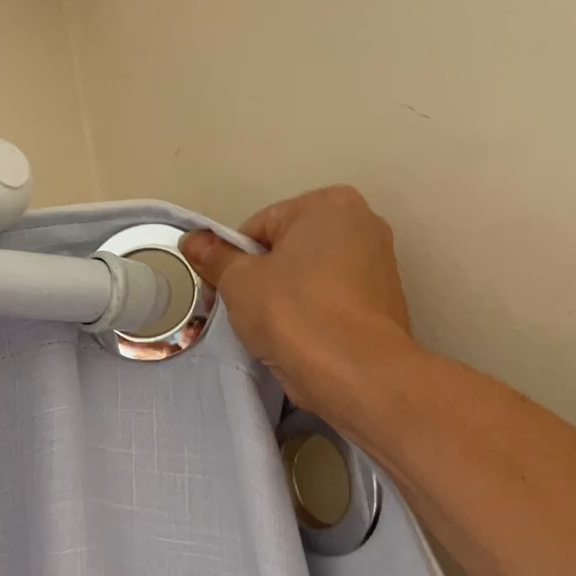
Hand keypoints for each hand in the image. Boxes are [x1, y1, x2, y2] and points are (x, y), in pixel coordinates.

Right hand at [181, 185, 414, 419]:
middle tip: (244, 310)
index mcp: (327, 204)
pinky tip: (298, 337)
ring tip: (271, 328)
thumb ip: (214, 256)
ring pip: (307, 275)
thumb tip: (194, 240)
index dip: (233, 261)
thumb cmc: (293, 312)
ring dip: (283, 296)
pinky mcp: (382, 299)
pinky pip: (329, 298)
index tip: (225, 290)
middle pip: (286, 248)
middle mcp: (362, 222)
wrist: (353, 370)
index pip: (257, 228)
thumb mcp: (237, 280)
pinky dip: (310, 313)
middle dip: (261, 276)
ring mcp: (378, 262)